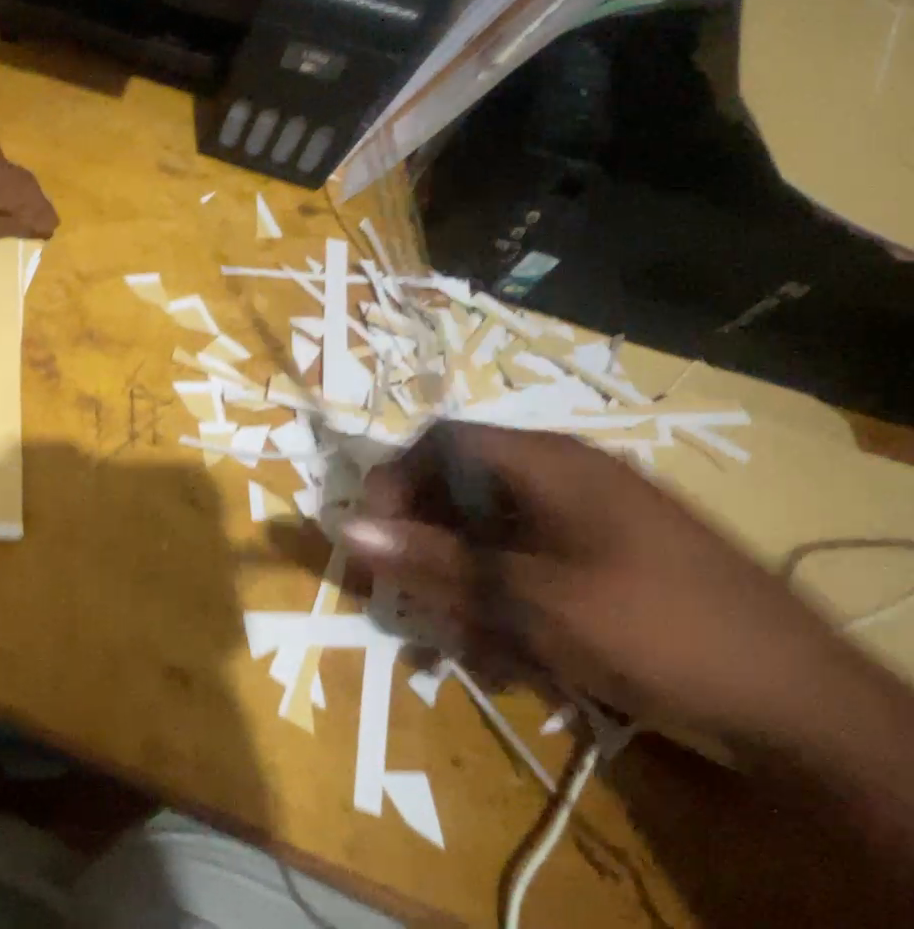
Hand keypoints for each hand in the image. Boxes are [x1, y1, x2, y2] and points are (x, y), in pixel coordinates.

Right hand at [340, 422, 855, 743]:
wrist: (802, 706)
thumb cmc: (658, 631)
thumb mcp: (530, 599)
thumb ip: (434, 561)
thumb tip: (346, 527)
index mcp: (549, 464)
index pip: (440, 443)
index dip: (395, 483)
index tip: (376, 542)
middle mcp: (564, 481)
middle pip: (458, 494)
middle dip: (425, 553)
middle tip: (408, 606)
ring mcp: (588, 524)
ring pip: (487, 542)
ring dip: (461, 593)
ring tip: (464, 650)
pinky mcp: (605, 566)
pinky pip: (524, 572)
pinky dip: (502, 611)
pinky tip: (510, 661)